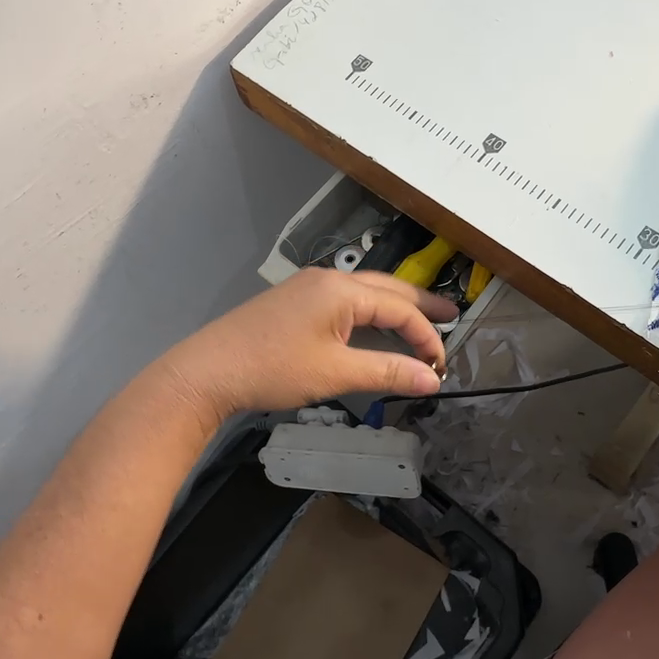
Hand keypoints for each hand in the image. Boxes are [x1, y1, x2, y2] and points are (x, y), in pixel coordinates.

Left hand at [151, 268, 456, 422]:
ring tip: (422, 321)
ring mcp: (308, 288)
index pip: (399, 308)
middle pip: (386, 289)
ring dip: (395, 308)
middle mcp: (328, 279)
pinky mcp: (295, 302)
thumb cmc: (273, 369)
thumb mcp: (335, 372)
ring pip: (365, 293)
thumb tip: (432, 378)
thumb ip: (387, 372)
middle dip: (420, 305)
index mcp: (341, 290)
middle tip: (451, 317)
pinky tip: (375, 328)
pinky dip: (370, 314)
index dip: (425, 337)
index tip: (440, 367)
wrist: (207, 371)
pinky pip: (345, 302)